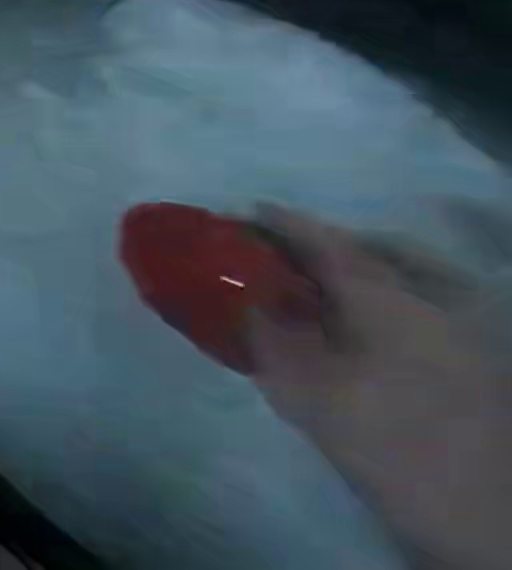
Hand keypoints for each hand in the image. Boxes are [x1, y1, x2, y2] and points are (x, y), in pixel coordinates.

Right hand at [248, 208, 511, 569]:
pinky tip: (362, 324)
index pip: (329, 244)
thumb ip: (268, 329)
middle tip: (285, 249)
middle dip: (334, 243)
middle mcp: (440, 307)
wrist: (487, 523)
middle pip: (387, 254)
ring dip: (365, 272)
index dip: (284, 223)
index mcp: (390, 301)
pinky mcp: (484, 370)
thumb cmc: (381, 437)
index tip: (246, 210)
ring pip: (416, 282)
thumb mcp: (302, 384)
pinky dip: (390, 301)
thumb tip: (244, 293)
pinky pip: (429, 311)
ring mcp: (472, 339)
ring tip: (320, 285)